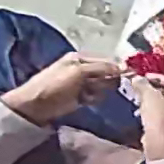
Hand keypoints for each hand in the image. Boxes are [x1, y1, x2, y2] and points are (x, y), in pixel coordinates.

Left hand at [0, 53, 121, 125]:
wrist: (35, 106)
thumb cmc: (55, 85)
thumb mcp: (79, 72)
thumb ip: (102, 67)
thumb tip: (125, 67)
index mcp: (81, 58)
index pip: (110, 60)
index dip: (119, 68)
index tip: (128, 76)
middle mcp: (84, 68)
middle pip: (109, 73)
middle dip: (108, 81)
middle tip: (98, 86)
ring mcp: (84, 82)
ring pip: (105, 85)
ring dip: (100, 91)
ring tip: (88, 94)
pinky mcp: (83, 95)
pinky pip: (99, 95)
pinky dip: (95, 98)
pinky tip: (85, 100)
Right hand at [131, 74, 163, 157]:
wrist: (161, 143)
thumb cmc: (160, 117)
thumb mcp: (149, 97)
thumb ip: (143, 85)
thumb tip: (137, 78)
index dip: (158, 78)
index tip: (144, 77)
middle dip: (155, 88)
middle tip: (141, 86)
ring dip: (154, 99)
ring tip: (139, 97)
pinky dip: (156, 109)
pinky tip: (143, 110)